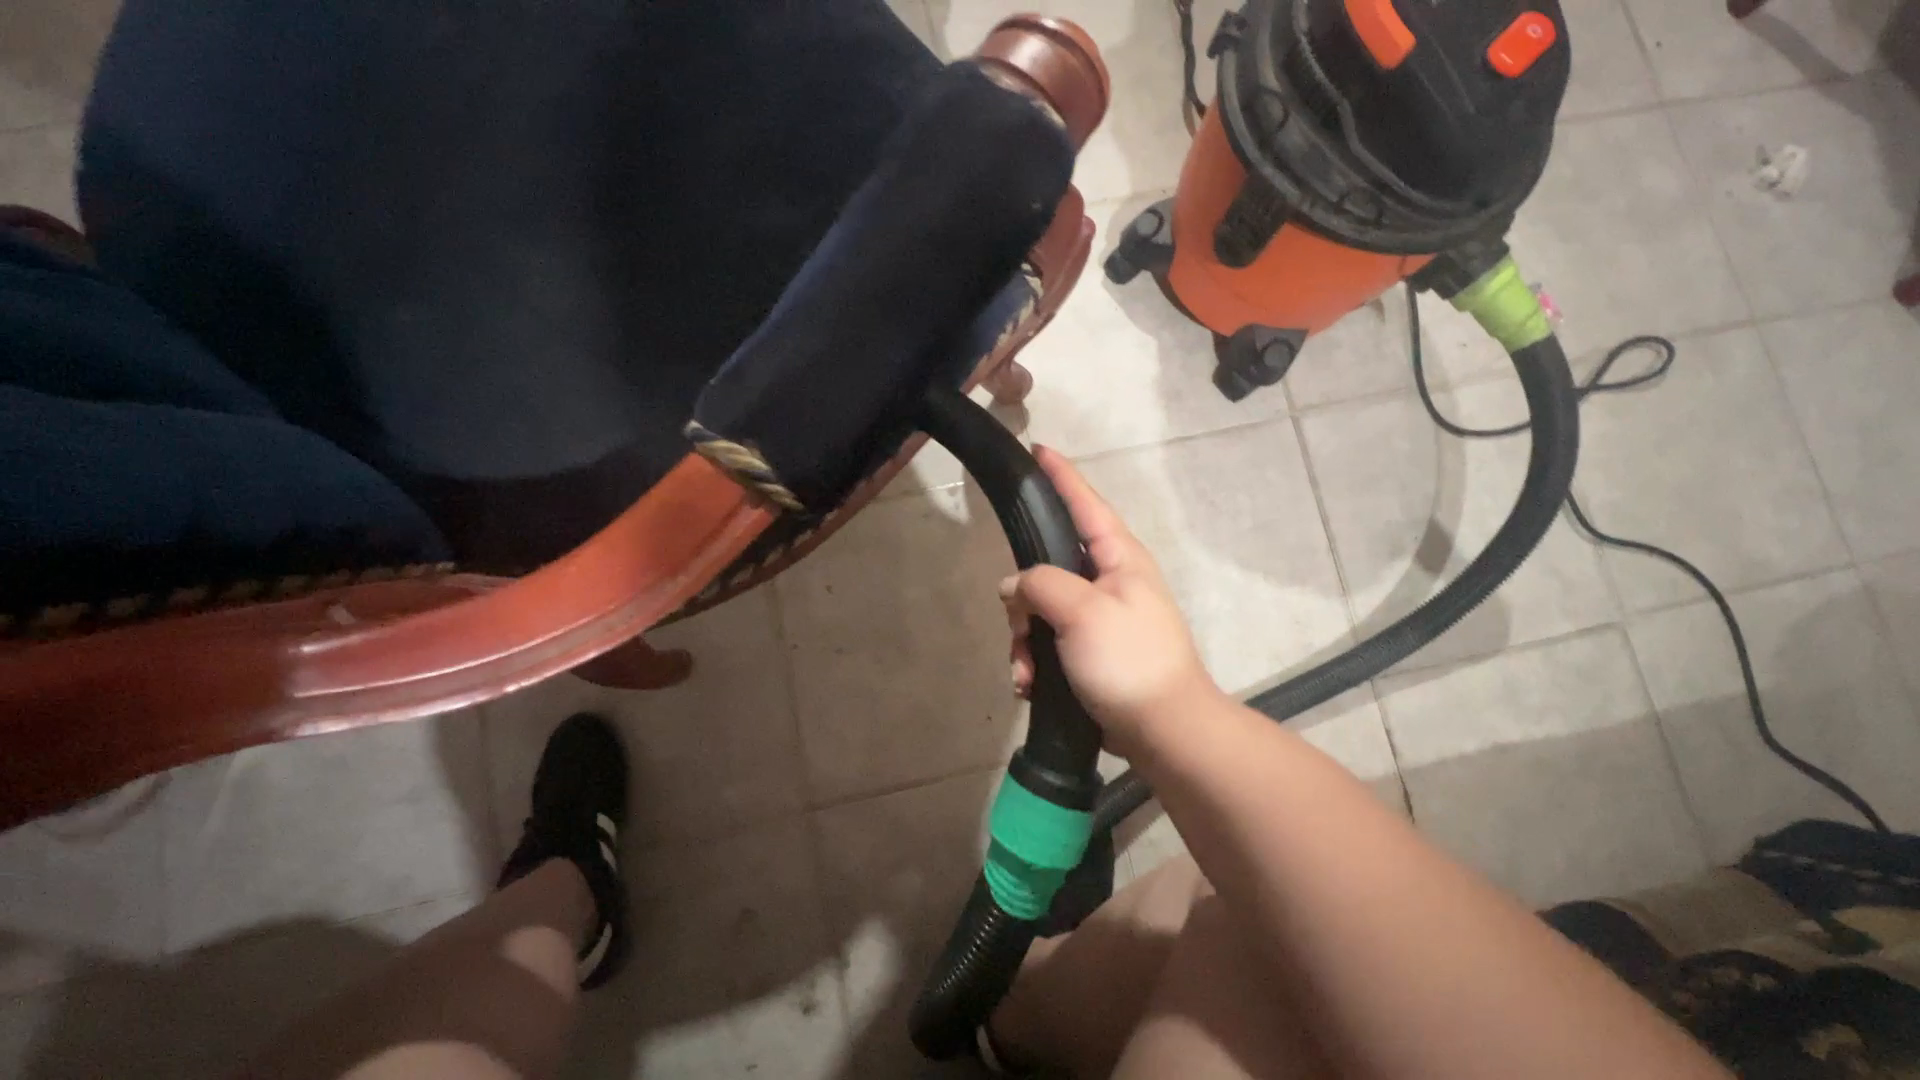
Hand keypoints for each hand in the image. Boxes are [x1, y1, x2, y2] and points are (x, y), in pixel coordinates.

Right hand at [1002, 447, 1222, 757]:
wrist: (1163, 729)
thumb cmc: (1129, 660)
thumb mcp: (1082, 611)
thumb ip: (1041, 584)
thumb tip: (1014, 588)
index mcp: (1119, 558)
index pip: (1085, 504)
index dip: (1061, 476)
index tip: (1038, 449)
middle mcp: (1109, 581)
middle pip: (1047, 567)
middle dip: (1023, 600)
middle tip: (1019, 627)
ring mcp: (1100, 619)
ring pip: (1041, 611)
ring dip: (1024, 641)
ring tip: (1026, 673)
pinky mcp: (1090, 654)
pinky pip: (1048, 645)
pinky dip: (1034, 665)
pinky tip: (1030, 687)